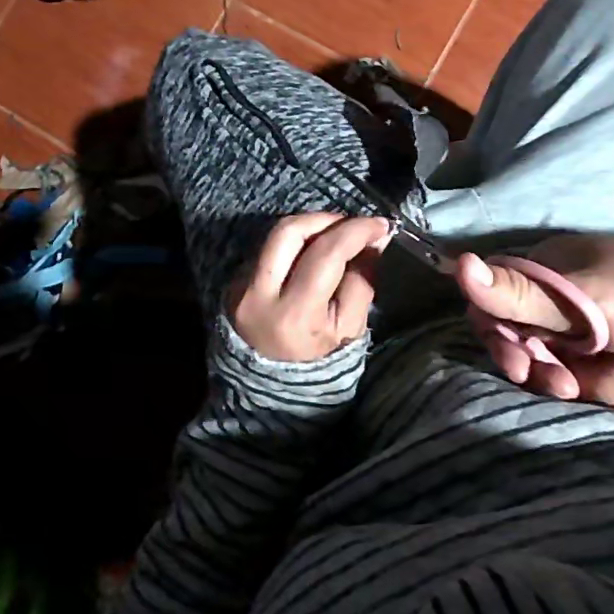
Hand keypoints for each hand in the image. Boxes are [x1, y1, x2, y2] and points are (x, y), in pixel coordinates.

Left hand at [227, 213, 388, 361]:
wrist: (268, 395)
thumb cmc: (319, 364)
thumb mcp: (350, 331)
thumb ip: (362, 282)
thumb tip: (373, 242)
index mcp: (294, 314)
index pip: (327, 253)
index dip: (357, 231)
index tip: (380, 225)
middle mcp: (259, 295)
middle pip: (289, 231)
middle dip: (326, 219)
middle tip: (353, 225)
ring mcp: (240, 288)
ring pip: (274, 236)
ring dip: (310, 227)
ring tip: (335, 235)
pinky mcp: (233, 284)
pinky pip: (267, 250)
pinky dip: (294, 244)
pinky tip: (313, 253)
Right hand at [454, 235, 613, 408]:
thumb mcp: (590, 300)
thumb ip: (521, 293)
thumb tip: (455, 265)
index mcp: (552, 273)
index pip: (497, 306)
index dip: (499, 338)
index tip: (517, 363)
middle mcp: (568, 305)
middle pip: (527, 348)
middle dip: (548, 371)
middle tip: (568, 383)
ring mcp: (597, 337)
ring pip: (565, 375)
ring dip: (597, 382)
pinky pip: (601, 390)